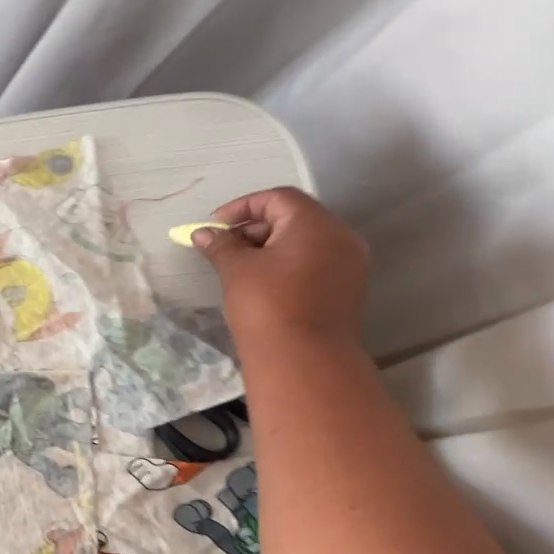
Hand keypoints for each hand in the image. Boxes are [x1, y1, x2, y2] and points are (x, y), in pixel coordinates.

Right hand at [195, 187, 368, 345]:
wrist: (304, 355)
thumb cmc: (266, 304)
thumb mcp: (236, 270)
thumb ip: (221, 246)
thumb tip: (204, 233)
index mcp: (315, 224)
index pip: (278, 198)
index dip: (242, 206)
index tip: (214, 226)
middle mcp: (340, 235)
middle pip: (294, 217)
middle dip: (254, 228)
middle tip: (222, 249)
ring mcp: (349, 261)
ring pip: (305, 240)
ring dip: (269, 246)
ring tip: (238, 268)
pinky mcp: (346, 284)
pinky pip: (314, 260)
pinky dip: (286, 262)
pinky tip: (262, 283)